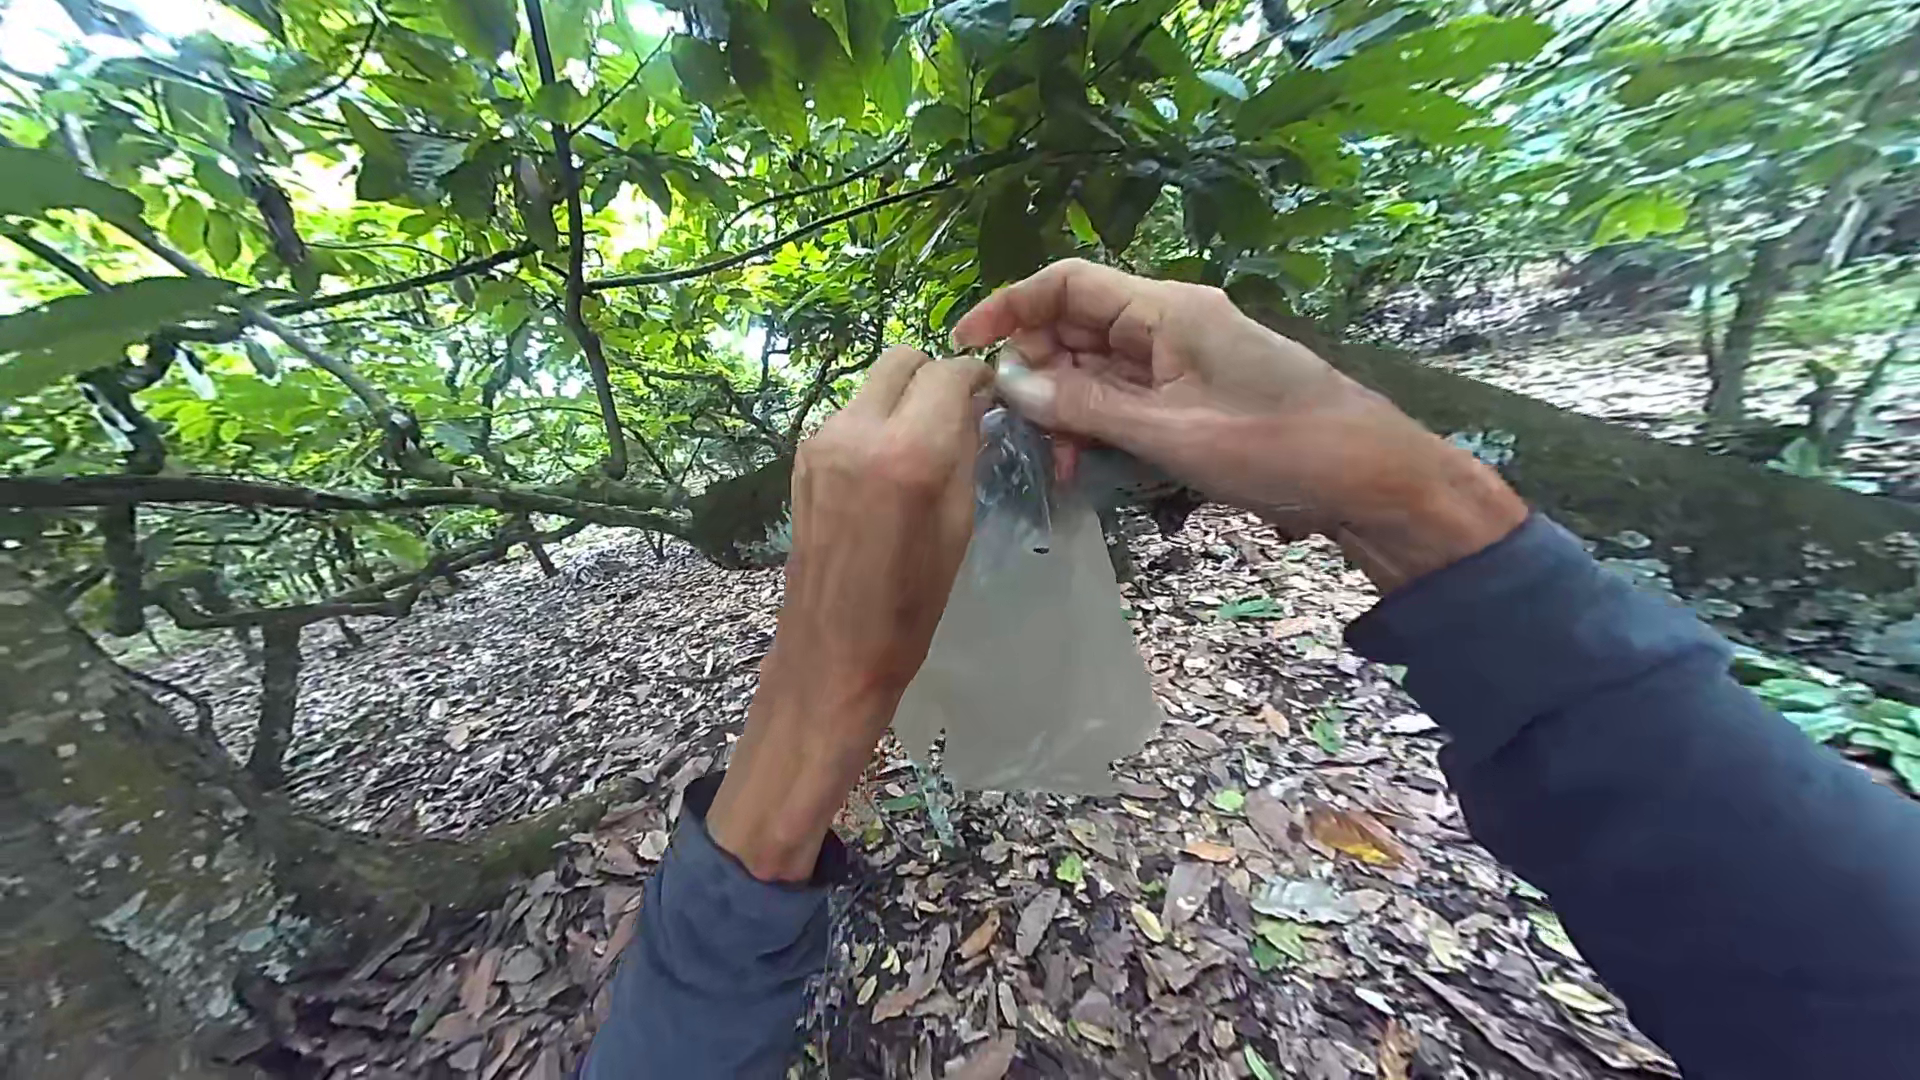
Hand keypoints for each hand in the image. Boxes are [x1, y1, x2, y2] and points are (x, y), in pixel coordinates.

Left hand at [707, 346, 990, 880]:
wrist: (833, 648)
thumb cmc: (912, 604)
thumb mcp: (958, 525)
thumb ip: (964, 452)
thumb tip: (971, 407)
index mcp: (908, 453)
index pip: (948, 373)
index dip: (975, 378)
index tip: (988, 396)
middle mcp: (856, 431)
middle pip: (901, 359)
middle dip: (935, 377)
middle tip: (955, 415)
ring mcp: (820, 441)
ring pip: (872, 384)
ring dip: (903, 399)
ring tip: (920, 445)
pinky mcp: (802, 457)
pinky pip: (850, 414)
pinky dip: (876, 422)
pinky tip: (885, 466)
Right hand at [953, 259, 1526, 589]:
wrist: (1364, 479)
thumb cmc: (1273, 445)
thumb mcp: (1167, 430)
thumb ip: (1084, 407)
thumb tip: (1007, 384)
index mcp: (1164, 310)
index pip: (1067, 284)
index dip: (1009, 306)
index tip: (965, 345)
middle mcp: (1163, 326)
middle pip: (1073, 330)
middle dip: (1034, 373)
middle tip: (1012, 424)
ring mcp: (1173, 364)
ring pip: (1091, 373)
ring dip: (1062, 411)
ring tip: (1054, 461)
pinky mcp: (1181, 398)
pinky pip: (1118, 402)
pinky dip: (1092, 429)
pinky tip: (1081, 465)